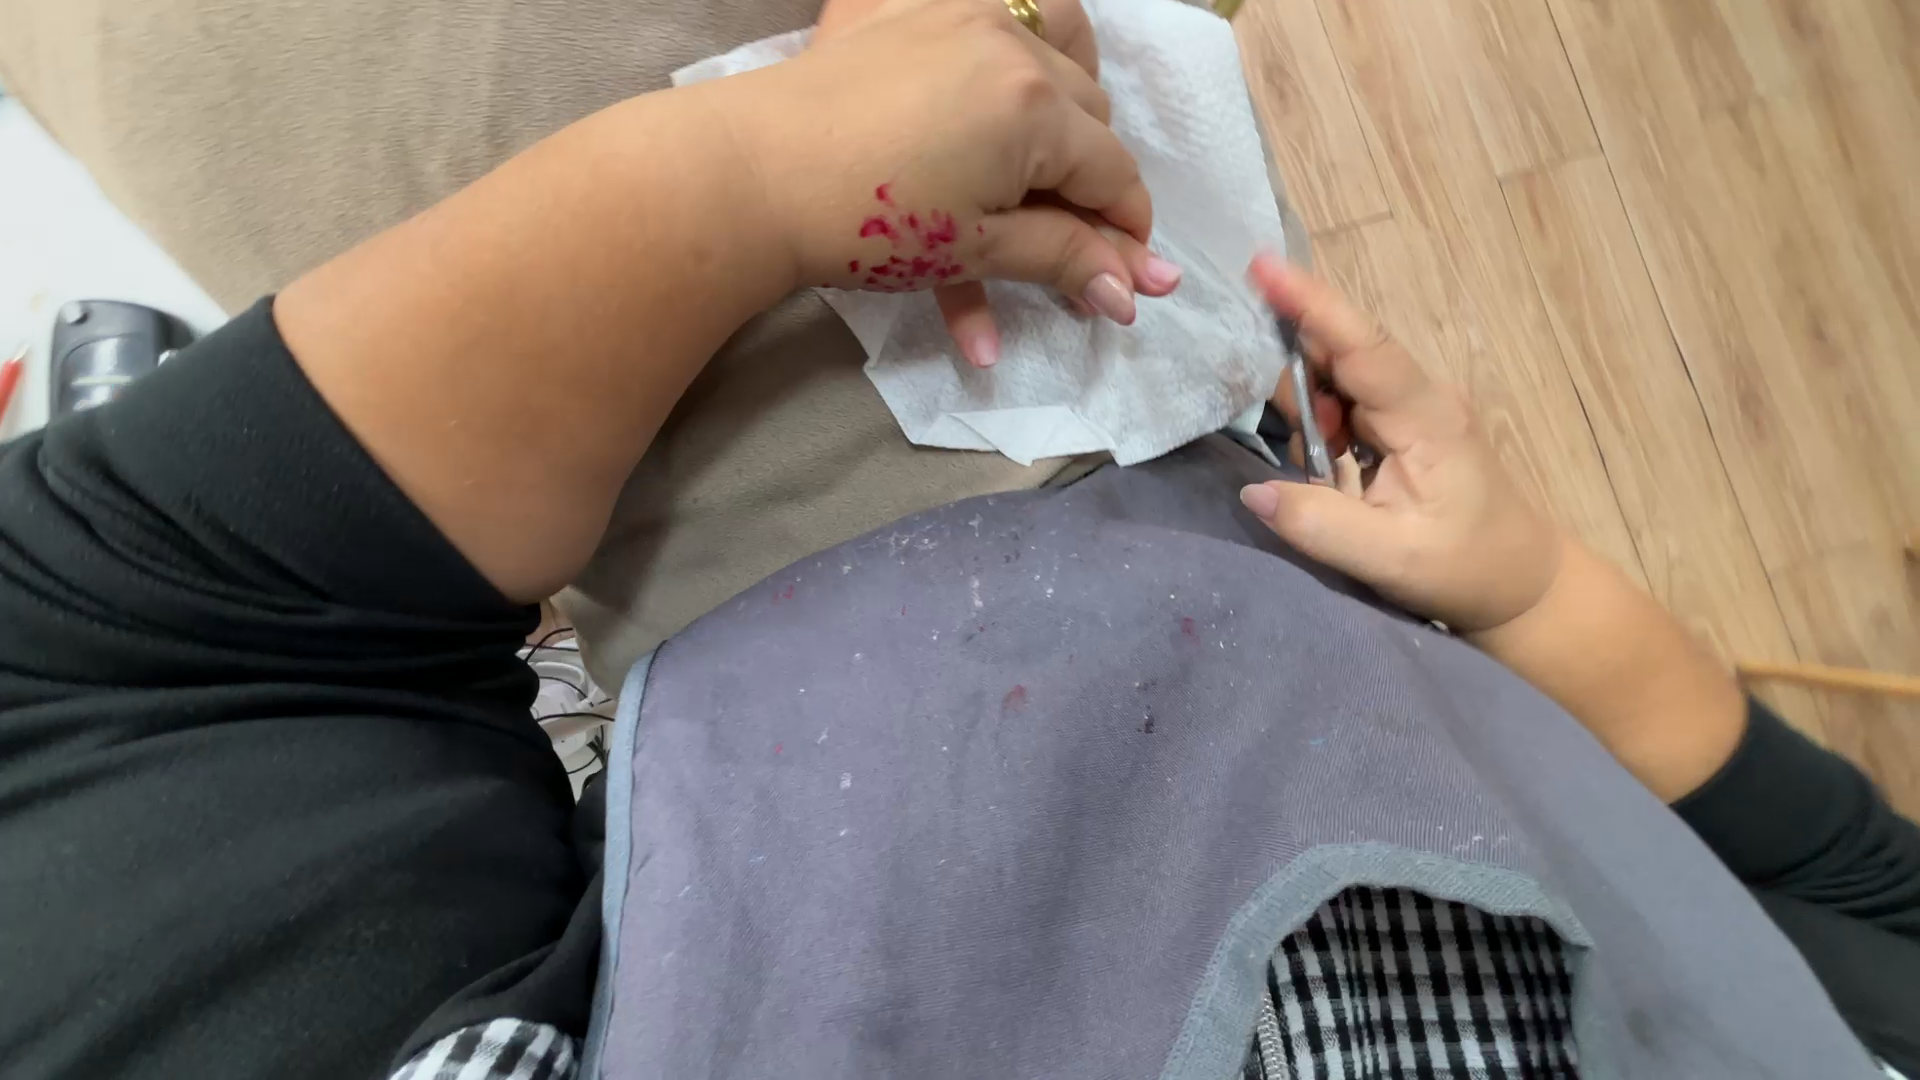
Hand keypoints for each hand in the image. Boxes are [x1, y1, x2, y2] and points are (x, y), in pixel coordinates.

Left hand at [711, 0, 1181, 367]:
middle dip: (1094, 181)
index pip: (1112, 172)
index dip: (1128, 229)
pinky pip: (1000, 0)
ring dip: (1074, 94)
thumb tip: (1136, 293)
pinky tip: (1008, 67)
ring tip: (1054, 146)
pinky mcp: (917, 1)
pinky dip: (1022, 35)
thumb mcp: (975, 249)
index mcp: (1034, 108)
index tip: (1131, 273)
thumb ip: (1063, 260)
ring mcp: (962, 8)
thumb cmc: (869, 225)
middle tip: (1072, 236)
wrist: (755, 174)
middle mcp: (1012, 40)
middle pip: (1092, 115)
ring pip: (1061, 37)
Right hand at [1236, 255, 1560, 633]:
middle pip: (1342, 348)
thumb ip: (1318, 524)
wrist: (1520, 580)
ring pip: (1336, 373)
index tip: (1263, 266)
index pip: (1364, 348)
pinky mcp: (1396, 425)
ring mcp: (1408, 409)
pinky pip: (1341, 399)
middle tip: (1279, 405)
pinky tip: (1317, 455)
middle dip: (1294, 354)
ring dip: (1304, 400)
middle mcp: (1418, 399)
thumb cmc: (1465, 567)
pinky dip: (1314, 416)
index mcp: (1426, 419)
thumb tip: (1252, 490)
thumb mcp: (1390, 558)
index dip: (1314, 306)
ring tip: (1316, 461)